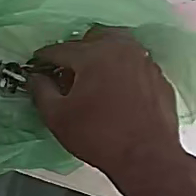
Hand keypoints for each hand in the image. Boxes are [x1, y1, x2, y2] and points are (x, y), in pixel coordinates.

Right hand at [29, 26, 184, 181]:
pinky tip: (117, 90)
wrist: (147, 157)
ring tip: (93, 78)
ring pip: (118, 46)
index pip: (61, 49)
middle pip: (93, 38)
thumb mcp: (57, 117)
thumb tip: (36, 78)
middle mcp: (122, 49)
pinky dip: (122, 71)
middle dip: (76, 51)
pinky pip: (135, 65)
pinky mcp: (159, 78)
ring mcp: (145, 62)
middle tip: (67, 72)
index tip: (37, 66)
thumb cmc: (98, 136)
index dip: (45, 57)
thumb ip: (41, 91)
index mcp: (94, 55)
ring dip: (102, 56)